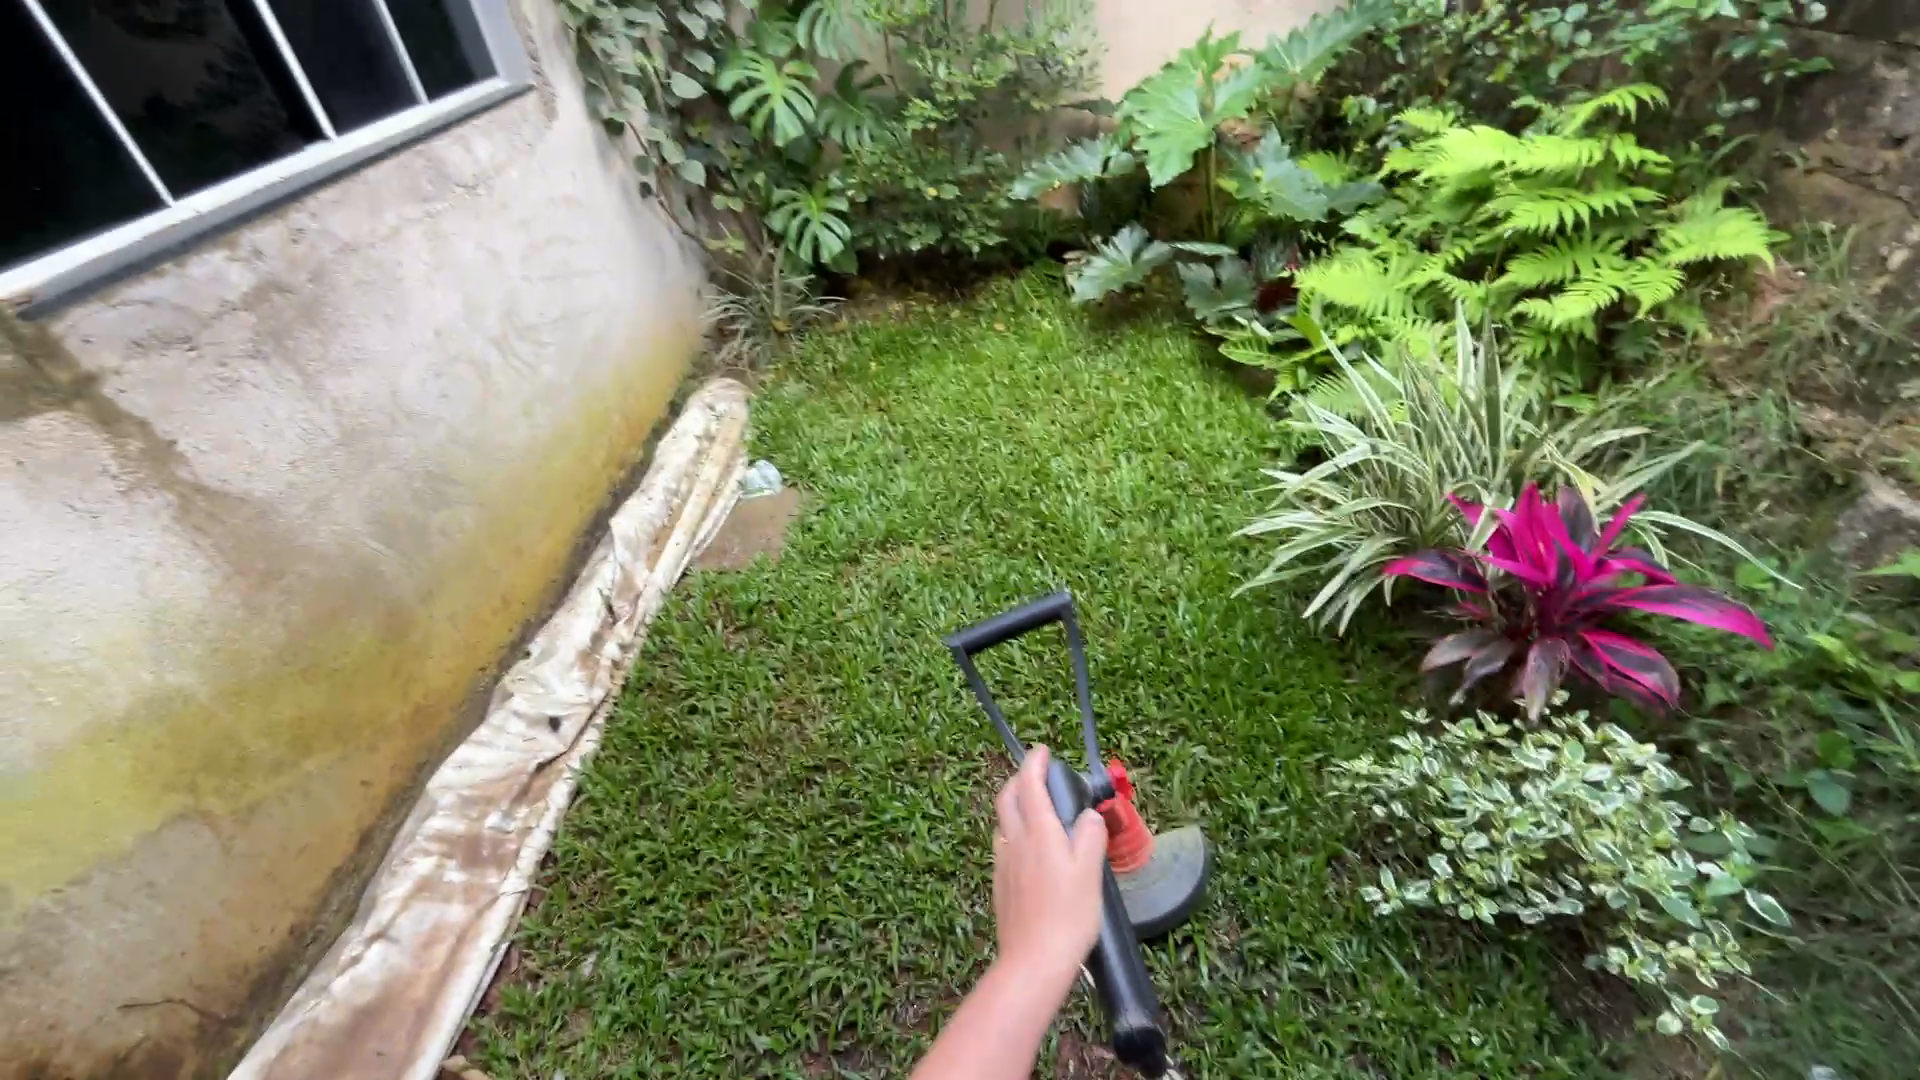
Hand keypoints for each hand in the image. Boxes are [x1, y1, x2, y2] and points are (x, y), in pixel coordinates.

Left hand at [991, 745, 1108, 990]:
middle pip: (1007, 797)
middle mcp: (1015, 841)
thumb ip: (1090, 837)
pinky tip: (1028, 849)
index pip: (1030, 784)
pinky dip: (1014, 833)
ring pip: (1003, 821)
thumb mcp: (1090, 872)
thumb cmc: (1068, 915)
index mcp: (1038, 832)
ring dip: (1015, 805)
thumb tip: (1089, 816)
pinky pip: (1003, 846)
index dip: (1035, 762)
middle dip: (1020, 779)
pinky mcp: (1000, 884)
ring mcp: (1003, 863)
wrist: (1033, 961)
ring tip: (1035, 810)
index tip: (1042, 750)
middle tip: (1037, 775)